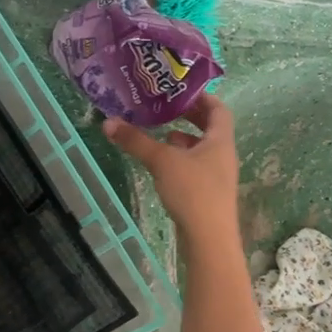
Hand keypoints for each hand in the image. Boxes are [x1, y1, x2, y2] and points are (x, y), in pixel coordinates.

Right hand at [102, 93, 238, 250]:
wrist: (210, 240)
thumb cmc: (193, 191)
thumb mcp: (161, 161)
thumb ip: (136, 141)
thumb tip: (108, 122)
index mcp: (220, 141)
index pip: (218, 109)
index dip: (202, 97)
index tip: (179, 90)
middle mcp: (223, 155)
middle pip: (210, 128)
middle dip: (189, 117)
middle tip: (166, 107)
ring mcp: (217, 176)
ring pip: (202, 148)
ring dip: (183, 139)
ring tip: (160, 133)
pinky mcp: (208, 193)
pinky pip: (196, 166)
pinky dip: (180, 159)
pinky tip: (162, 164)